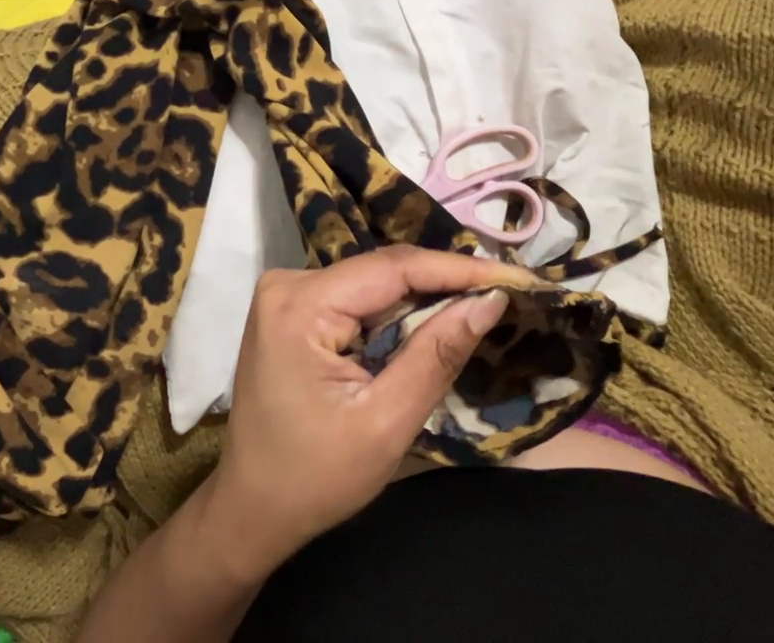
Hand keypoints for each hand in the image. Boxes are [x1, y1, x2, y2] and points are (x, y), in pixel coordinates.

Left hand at [195, 246, 522, 578]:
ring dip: (423, 298)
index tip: (519, 277)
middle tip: (509, 292)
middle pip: (381, 271)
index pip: (392, 267)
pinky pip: (355, 300)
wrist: (254, 506)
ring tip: (482, 304)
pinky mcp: (291, 313)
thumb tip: (490, 301)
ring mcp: (284, 296)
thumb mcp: (386, 421)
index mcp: (299, 305)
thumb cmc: (316, 476)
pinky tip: (432, 323)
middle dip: (445, 283)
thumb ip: (436, 355)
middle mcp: (286, 284)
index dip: (459, 269)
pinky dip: (394, 314)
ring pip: (371, 284)